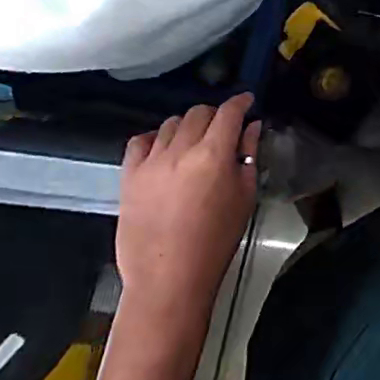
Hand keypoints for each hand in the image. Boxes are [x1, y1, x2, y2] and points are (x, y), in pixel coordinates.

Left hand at [115, 94, 259, 307]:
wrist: (169, 277)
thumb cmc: (216, 240)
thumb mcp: (244, 197)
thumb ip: (248, 156)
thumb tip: (250, 127)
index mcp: (214, 155)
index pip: (229, 112)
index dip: (241, 102)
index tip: (247, 102)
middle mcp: (181, 150)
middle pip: (199, 112)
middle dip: (215, 114)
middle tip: (224, 128)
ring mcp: (151, 161)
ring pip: (171, 124)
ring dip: (188, 125)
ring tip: (195, 141)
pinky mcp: (129, 175)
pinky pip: (141, 141)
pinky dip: (155, 138)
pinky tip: (164, 148)